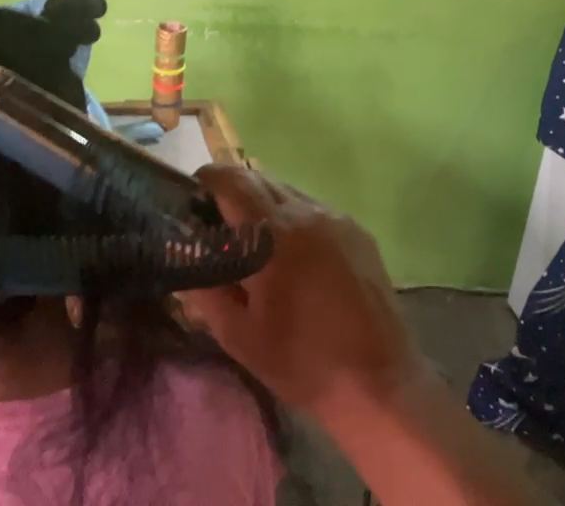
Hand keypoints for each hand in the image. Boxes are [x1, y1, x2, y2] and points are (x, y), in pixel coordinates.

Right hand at [177, 166, 418, 416]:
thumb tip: (185, 259)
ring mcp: (337, 219)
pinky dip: (293, 218)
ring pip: (288, 191)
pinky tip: (292, 254)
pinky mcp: (358, 233)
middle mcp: (307, 212)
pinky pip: (314, 209)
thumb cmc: (301, 362)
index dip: (206, 180)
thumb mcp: (237, 334)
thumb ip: (205, 290)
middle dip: (233, 192)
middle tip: (217, 223)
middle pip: (260, 178)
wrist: (379, 386)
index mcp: (274, 233)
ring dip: (264, 204)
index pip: (232, 180)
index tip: (191, 198)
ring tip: (254, 240)